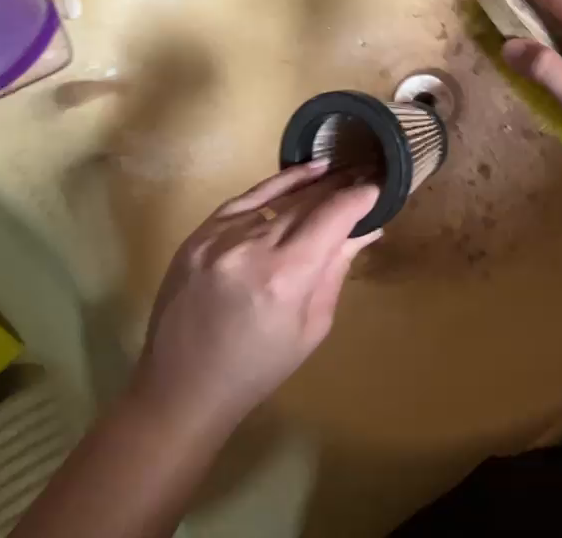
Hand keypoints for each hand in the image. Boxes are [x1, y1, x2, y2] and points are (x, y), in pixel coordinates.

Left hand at [132, 162, 380, 430]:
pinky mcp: (199, 236)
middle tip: (367, 175)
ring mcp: (220, 238)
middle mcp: (252, 247)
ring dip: (317, 185)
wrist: (180, 389)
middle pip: (310, 201)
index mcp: (286, 276)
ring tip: (343, 172)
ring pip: (282, 198)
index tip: (380, 188)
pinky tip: (307, 173)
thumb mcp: (313, 325)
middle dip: (343, 186)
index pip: (335, 215)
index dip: (361, 197)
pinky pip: (247, 198)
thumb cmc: (259, 368)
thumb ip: (337, 269)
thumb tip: (366, 229)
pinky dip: (279, 183)